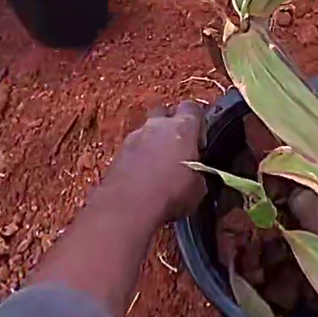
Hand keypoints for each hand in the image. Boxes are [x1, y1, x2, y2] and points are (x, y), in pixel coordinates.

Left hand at [97, 101, 205, 223]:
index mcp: (182, 127)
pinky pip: (133, 149)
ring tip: (158, 170)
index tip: (199, 144)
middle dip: (172, 128)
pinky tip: (142, 180)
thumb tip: (195, 176)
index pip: (192, 109)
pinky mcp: (118, 153)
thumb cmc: (171, 193)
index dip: (198, 123)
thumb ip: (198, 173)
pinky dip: (138, 159)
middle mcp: (157, 125)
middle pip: (166, 114)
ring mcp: (134, 137)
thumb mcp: (198, 188)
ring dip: (153, 145)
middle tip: (177, 152)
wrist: (127, 207)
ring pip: (147, 132)